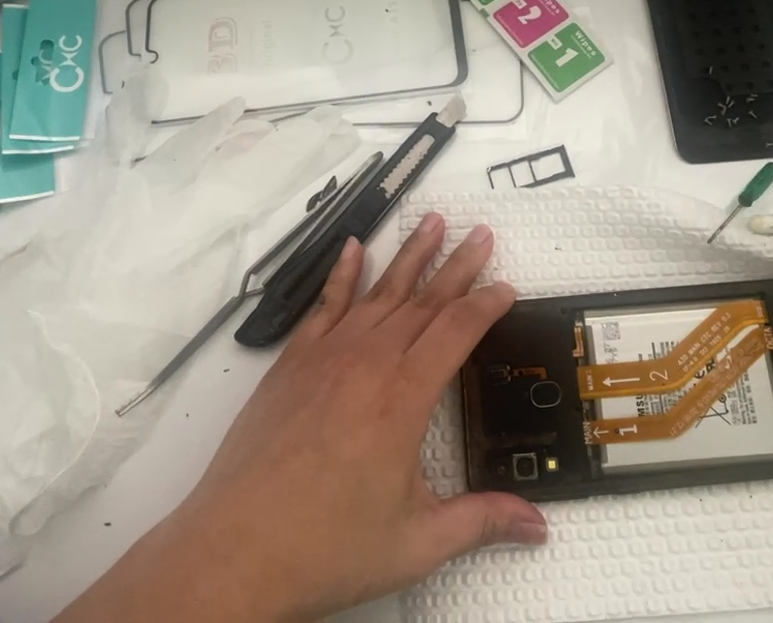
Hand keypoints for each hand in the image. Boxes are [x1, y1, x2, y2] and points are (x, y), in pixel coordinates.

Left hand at [57, 214, 544, 622]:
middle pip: (424, 301)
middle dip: (458, 265)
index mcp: (404, 399)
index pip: (457, 331)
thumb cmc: (326, 547)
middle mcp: (368, 363)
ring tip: (433, 221)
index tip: (507, 286)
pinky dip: (341, 274)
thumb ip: (481, 522)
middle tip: (481, 233)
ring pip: (378, 293)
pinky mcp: (292, 363)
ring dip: (410, 256)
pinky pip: (323, 306)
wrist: (234, 550)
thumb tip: (539, 527)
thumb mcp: (416, 543)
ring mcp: (326, 357)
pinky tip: (353, 247)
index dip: (487, 304)